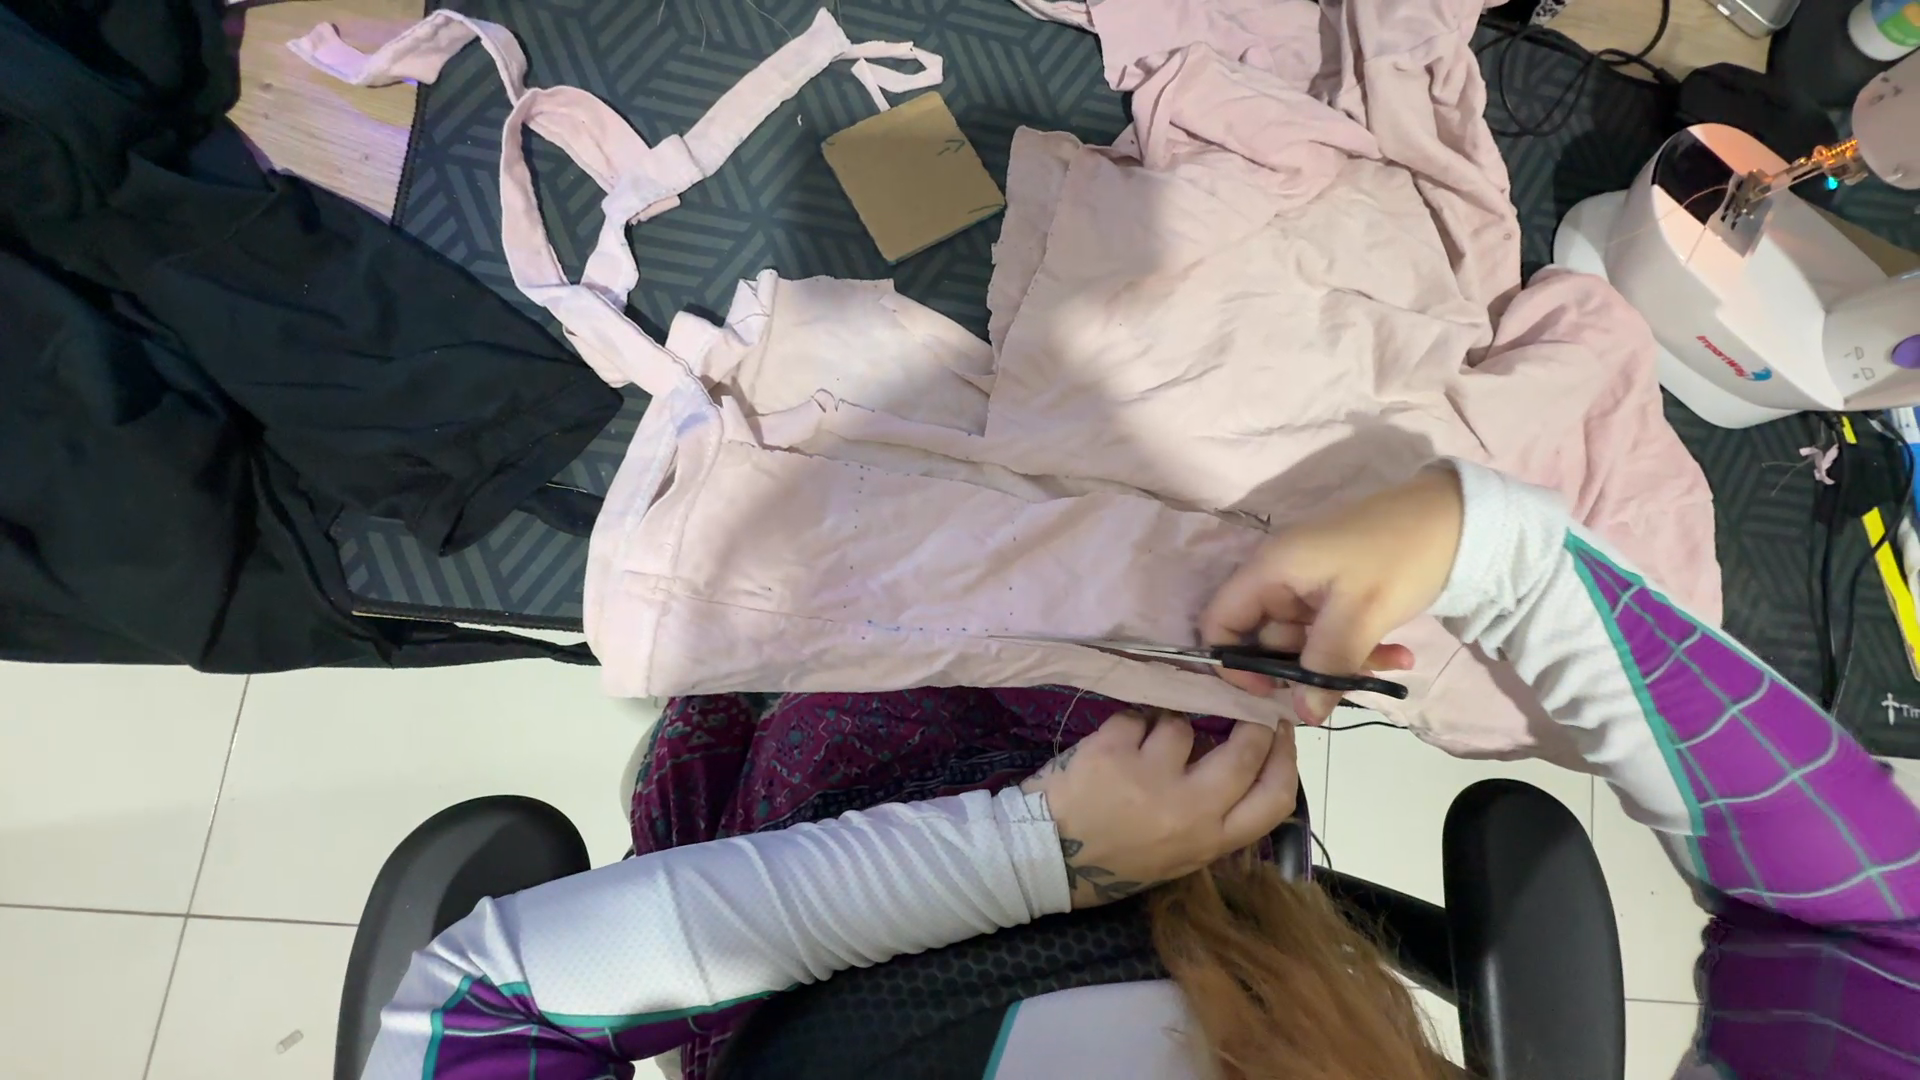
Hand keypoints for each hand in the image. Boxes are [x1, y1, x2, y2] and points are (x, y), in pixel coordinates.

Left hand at [1019, 711, 1298, 908]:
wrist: (1047, 855)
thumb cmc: (1115, 855)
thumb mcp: (1177, 854)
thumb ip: (1211, 816)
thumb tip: (1240, 761)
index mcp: (1208, 841)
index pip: (1274, 799)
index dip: (1287, 760)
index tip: (1283, 731)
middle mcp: (1188, 809)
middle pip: (1242, 752)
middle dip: (1248, 723)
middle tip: (1241, 707)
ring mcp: (1150, 776)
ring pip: (1181, 724)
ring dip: (1167, 726)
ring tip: (1143, 748)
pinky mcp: (1113, 750)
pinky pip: (1137, 717)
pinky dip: (1128, 725)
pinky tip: (1113, 746)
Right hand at [1200, 465, 1463, 722]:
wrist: (1460, 516)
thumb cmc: (1400, 556)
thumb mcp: (1361, 613)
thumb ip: (1326, 665)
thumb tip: (1303, 714)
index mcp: (1269, 571)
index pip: (1220, 621)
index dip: (1233, 661)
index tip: (1272, 689)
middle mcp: (1278, 576)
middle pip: (1265, 637)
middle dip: (1303, 667)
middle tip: (1347, 686)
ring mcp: (1307, 583)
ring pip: (1303, 639)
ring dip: (1342, 661)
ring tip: (1394, 666)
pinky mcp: (1333, 589)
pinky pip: (1328, 629)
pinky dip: (1356, 646)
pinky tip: (1400, 655)